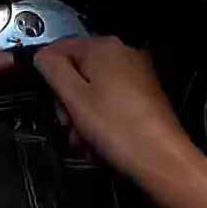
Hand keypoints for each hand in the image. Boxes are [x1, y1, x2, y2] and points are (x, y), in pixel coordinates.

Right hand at [34, 37, 206, 186]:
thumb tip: (42, 55)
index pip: (60, 47)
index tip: (51, 104)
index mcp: (103, 46)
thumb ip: (52, 70)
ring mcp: (137, 73)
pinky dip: (102, 118)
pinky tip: (101, 143)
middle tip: (68, 126)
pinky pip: (112, 99)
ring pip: (94, 88)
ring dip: (83, 114)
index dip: (48, 74)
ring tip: (85, 142)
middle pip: (78, 69)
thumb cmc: (115, 127)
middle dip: (68, 99)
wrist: (164, 161)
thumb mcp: (74, 98)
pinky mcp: (146, 94)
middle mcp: (122, 52)